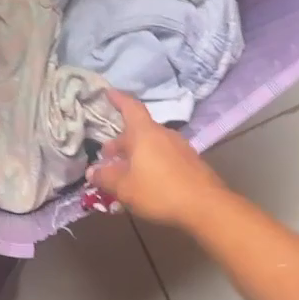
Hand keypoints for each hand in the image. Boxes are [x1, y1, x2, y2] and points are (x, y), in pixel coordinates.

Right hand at [88, 91, 231, 228]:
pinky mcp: (191, 163)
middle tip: (107, 155)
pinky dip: (151, 163)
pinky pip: (164, 156)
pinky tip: (146, 181)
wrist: (206, 207)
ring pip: (151, 145)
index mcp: (145, 133)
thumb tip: (92, 172)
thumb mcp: (124, 188)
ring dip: (136, 154)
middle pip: (139, 131)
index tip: (107, 93)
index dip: (118, 99)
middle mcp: (164, 134)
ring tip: (124, 171)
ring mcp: (180, 148)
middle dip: (121, 142)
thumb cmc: (159, 192)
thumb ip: (105, 177)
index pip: (130, 108)